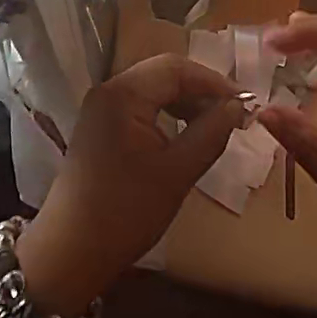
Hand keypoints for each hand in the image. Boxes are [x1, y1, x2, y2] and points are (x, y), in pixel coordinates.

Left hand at [16, 54, 242, 313]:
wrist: (71, 249)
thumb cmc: (126, 211)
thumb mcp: (177, 172)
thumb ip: (210, 133)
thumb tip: (237, 107)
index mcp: (123, 93)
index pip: (175, 68)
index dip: (213, 81)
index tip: (246, 102)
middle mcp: (109, 90)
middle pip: (162, 74)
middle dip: (200, 90)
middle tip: (234, 114)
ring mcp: (101, 107)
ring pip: (152, 89)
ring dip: (185, 102)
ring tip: (216, 124)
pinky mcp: (100, 125)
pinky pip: (140, 106)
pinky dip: (166, 114)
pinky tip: (186, 133)